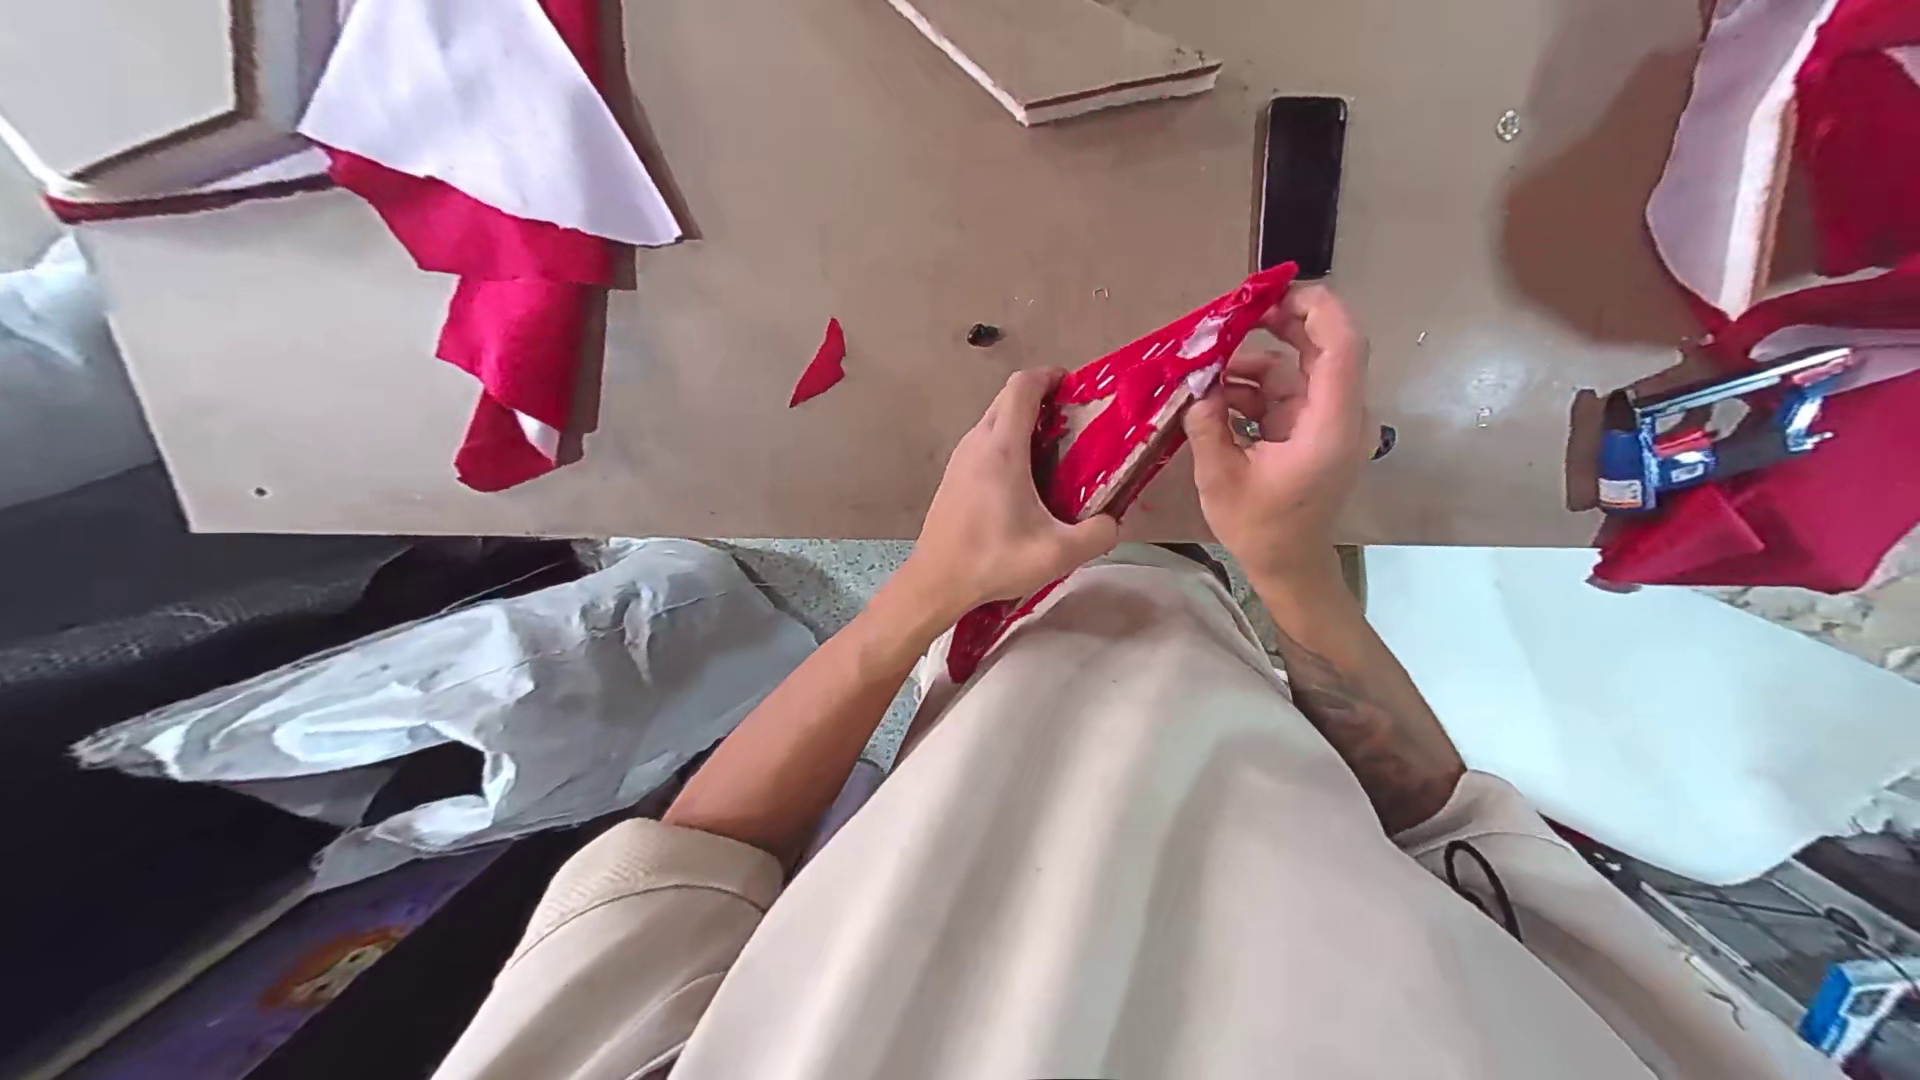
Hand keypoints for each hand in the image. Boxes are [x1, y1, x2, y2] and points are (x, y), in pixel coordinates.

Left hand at [896, 369, 1118, 620]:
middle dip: (1041, 399)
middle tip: (1072, 423)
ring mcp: (959, 459)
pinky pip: (983, 443)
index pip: (1022, 386)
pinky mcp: (952, 476)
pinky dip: (1006, 444)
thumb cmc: (992, 561)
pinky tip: (1024, 481)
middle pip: (1008, 398)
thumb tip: (1111, 524)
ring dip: (1022, 423)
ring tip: (1053, 453)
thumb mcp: (1057, 554)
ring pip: (993, 420)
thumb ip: (1097, 536)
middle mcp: (976, 443)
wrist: (936, 581)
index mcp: (1002, 449)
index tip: (1074, 389)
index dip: (1050, 377)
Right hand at [1183, 284, 1370, 586]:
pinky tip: (1217, 399)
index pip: (1341, 346)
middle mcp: (1340, 416)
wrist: (1288, 564)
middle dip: (1282, 325)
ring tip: (1207, 372)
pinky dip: (1254, 391)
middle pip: (1325, 347)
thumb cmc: (1260, 528)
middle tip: (1234, 318)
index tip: (1271, 293)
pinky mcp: (1312, 432)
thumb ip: (1208, 424)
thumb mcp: (1220, 478)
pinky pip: (1287, 395)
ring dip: (1254, 365)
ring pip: (1299, 370)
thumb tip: (1196, 384)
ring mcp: (1327, 423)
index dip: (1315, 308)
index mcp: (1329, 426)